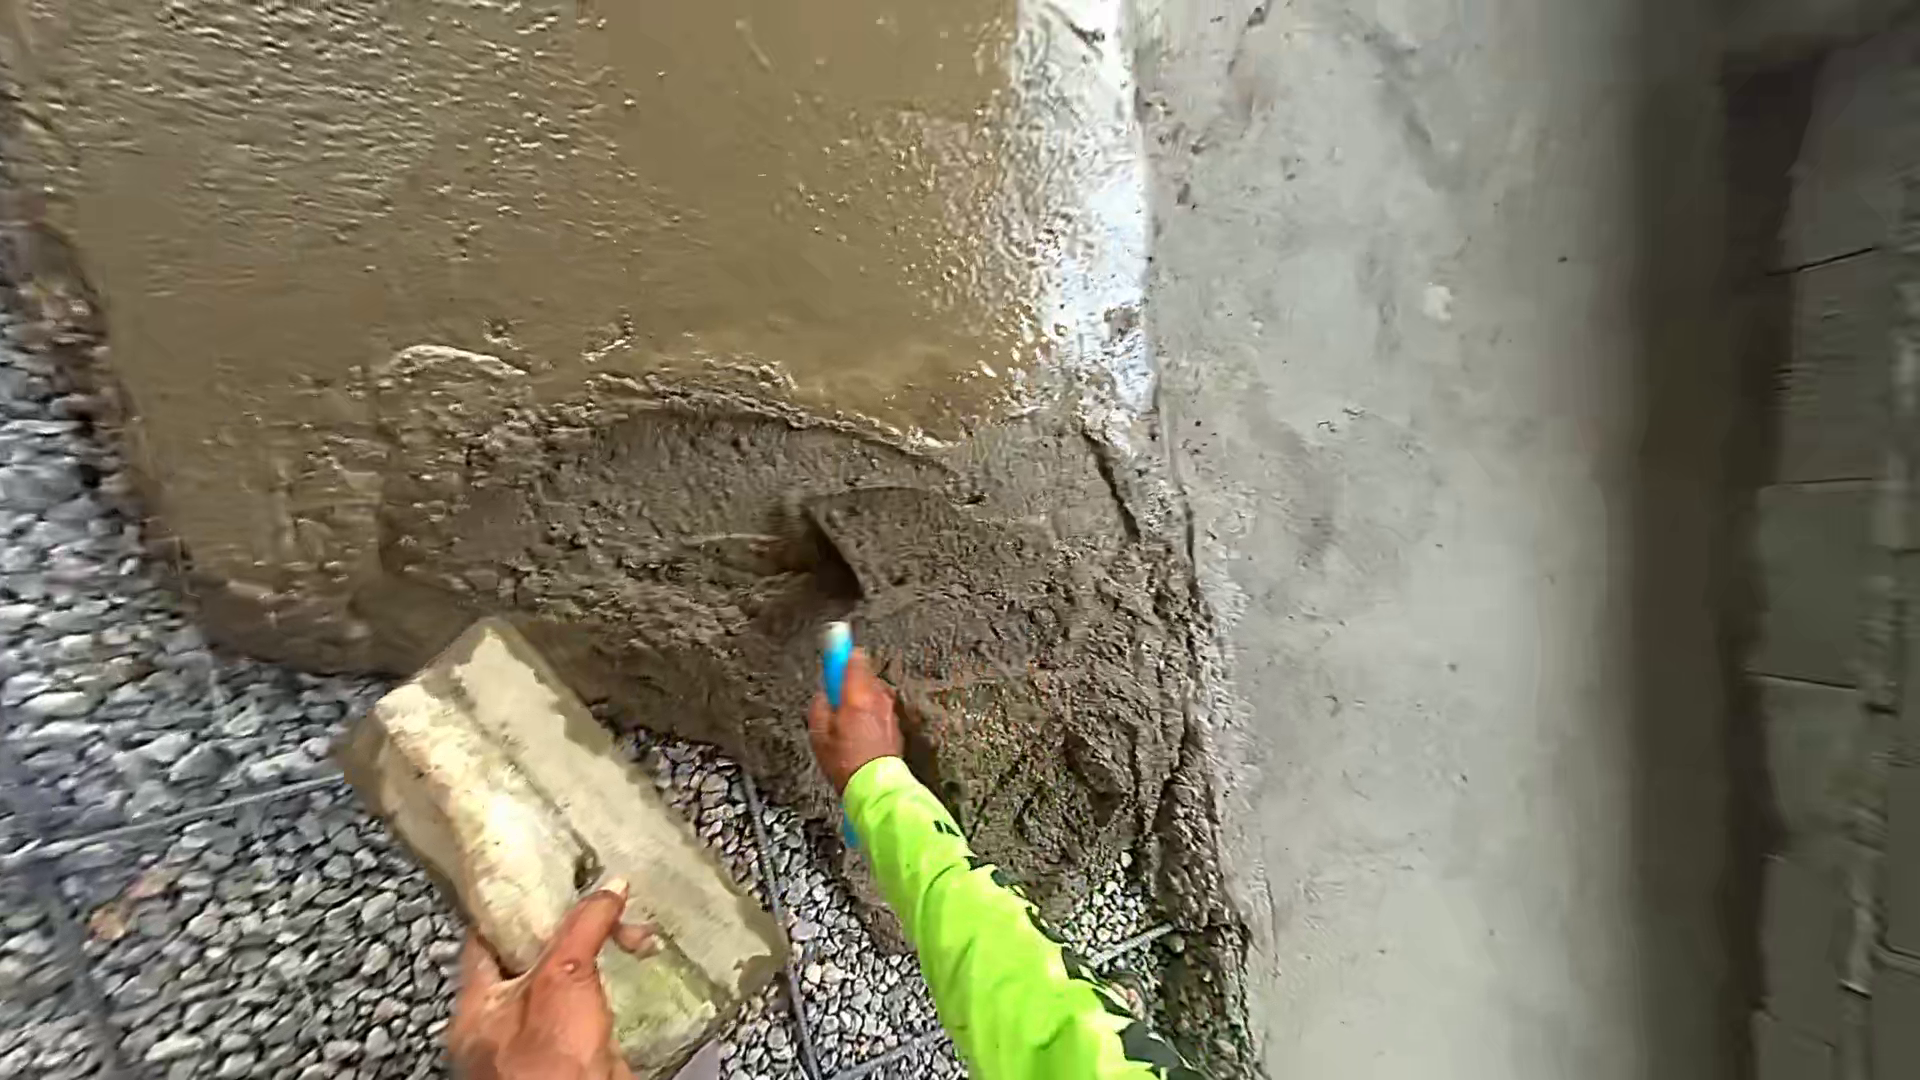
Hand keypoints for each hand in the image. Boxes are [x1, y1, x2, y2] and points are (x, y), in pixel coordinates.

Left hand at [448, 878, 657, 1079]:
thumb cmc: (549, 1062)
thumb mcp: (563, 976)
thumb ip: (584, 924)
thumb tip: (613, 884)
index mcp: (479, 1004)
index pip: (488, 935)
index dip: (517, 900)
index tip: (549, 869)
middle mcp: (504, 1016)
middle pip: (538, 947)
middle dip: (577, 920)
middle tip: (610, 897)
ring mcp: (541, 1030)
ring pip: (572, 966)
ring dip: (605, 942)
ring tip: (637, 933)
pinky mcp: (577, 1041)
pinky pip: (595, 988)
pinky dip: (616, 967)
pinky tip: (639, 954)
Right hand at [807, 648, 903, 793]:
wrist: (875, 786)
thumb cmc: (846, 763)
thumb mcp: (819, 735)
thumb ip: (819, 706)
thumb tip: (823, 696)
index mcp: (857, 695)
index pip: (853, 657)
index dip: (841, 651)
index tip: (835, 641)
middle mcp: (877, 697)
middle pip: (863, 672)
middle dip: (849, 679)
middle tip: (835, 698)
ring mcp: (889, 709)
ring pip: (872, 690)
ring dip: (860, 697)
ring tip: (847, 721)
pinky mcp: (895, 722)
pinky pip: (879, 707)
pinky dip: (870, 712)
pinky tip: (860, 732)